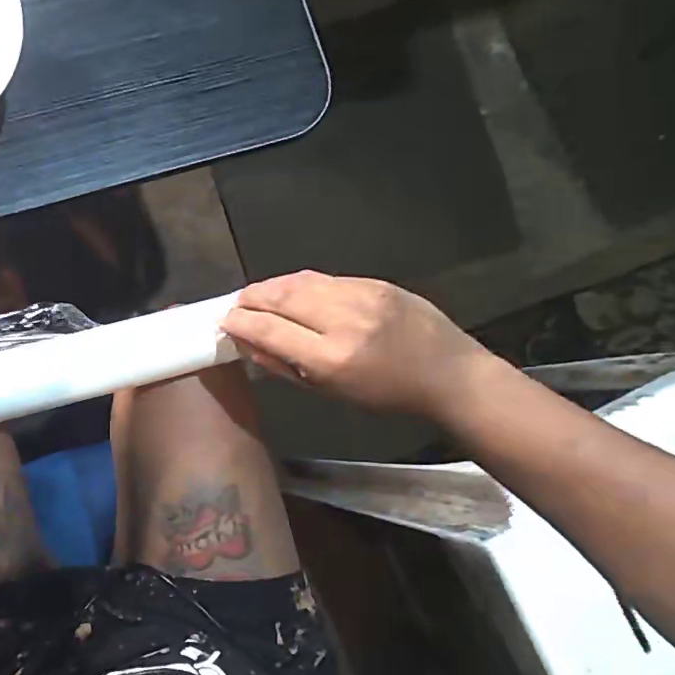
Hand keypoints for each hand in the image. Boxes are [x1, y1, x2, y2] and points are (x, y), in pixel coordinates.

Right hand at [219, 270, 495, 419]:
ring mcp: (362, 296)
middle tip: (235, 303)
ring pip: (300, 281)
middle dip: (250, 298)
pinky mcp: (375, 282)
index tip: (224, 321)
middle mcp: (344, 321)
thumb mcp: (330, 392)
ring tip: (255, 294)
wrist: (449, 375)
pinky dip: (299, 283)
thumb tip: (249, 343)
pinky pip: (325, 278)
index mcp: (331, 359)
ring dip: (271, 286)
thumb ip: (285, 366)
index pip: (270, 330)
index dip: (240, 322)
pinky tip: (290, 290)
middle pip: (281, 297)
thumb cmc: (386, 396)